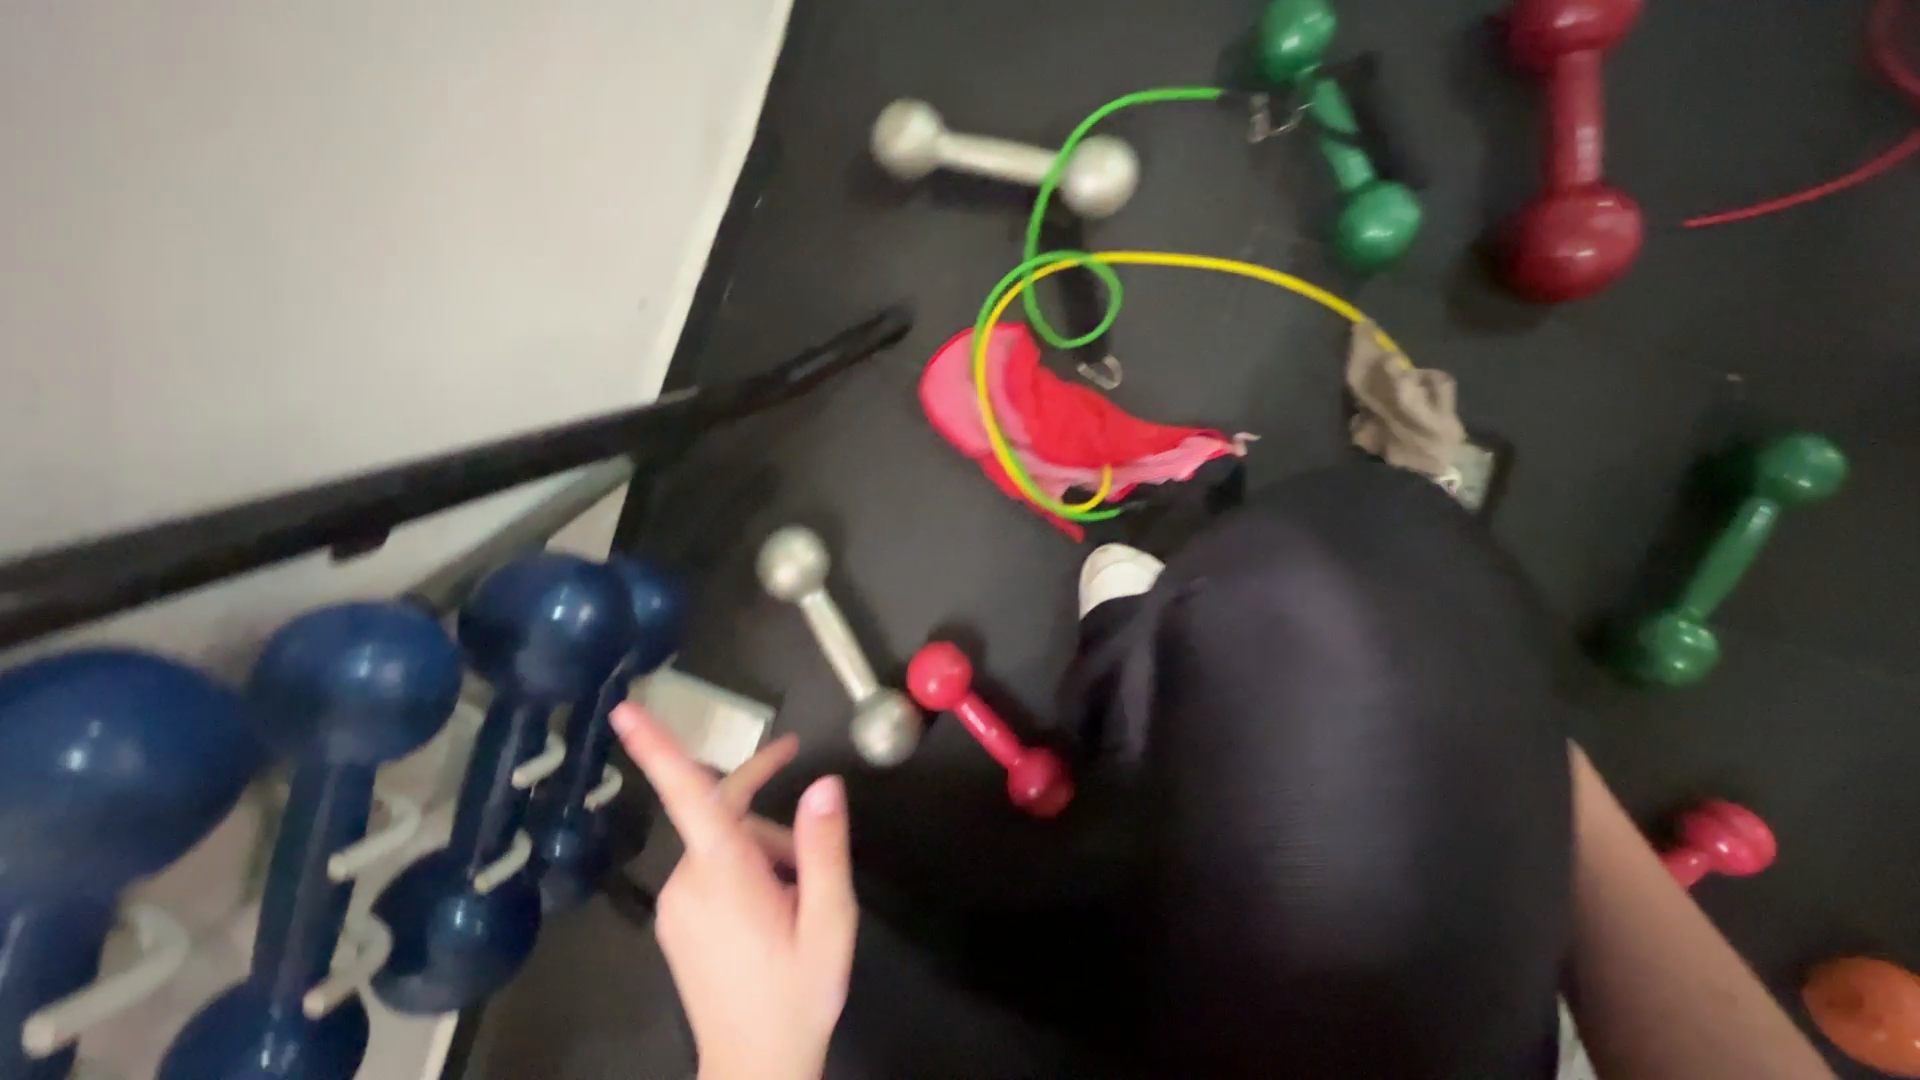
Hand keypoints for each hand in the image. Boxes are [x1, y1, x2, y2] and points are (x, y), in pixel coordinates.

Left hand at [610, 703, 855, 1079]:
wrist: (754, 1068)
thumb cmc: (798, 995)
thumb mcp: (831, 921)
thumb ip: (825, 848)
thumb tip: (823, 784)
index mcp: (725, 876)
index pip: (689, 798)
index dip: (657, 751)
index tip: (624, 711)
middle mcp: (688, 881)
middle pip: (721, 810)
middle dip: (760, 786)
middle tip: (798, 754)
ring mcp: (677, 903)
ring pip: (723, 841)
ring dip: (766, 845)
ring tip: (806, 889)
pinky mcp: (677, 920)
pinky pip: (712, 868)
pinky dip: (746, 866)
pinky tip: (778, 902)